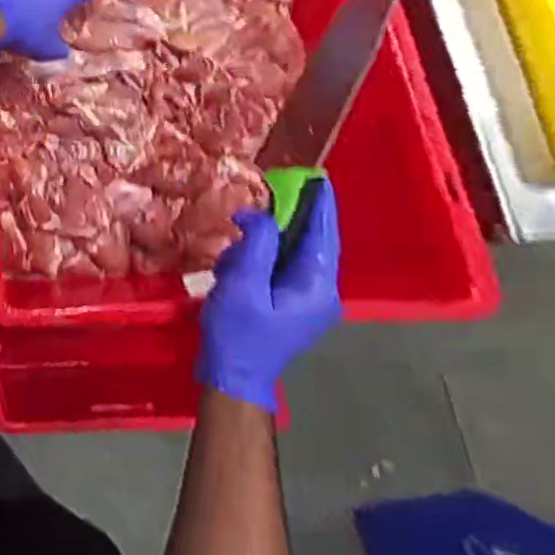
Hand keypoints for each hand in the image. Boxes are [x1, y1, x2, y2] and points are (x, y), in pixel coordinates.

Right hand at [198, 182, 341, 411]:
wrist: (232, 378)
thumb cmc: (237, 334)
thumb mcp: (242, 286)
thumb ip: (256, 247)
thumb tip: (260, 215)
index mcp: (316, 286)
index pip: (322, 235)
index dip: (319, 205)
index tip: (316, 177)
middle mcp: (321, 292)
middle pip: (310, 244)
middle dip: (290, 219)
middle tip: (272, 193)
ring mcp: (306, 301)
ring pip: (294, 256)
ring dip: (269, 242)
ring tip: (242, 240)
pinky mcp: (289, 306)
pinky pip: (282, 270)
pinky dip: (263, 258)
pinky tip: (240, 261)